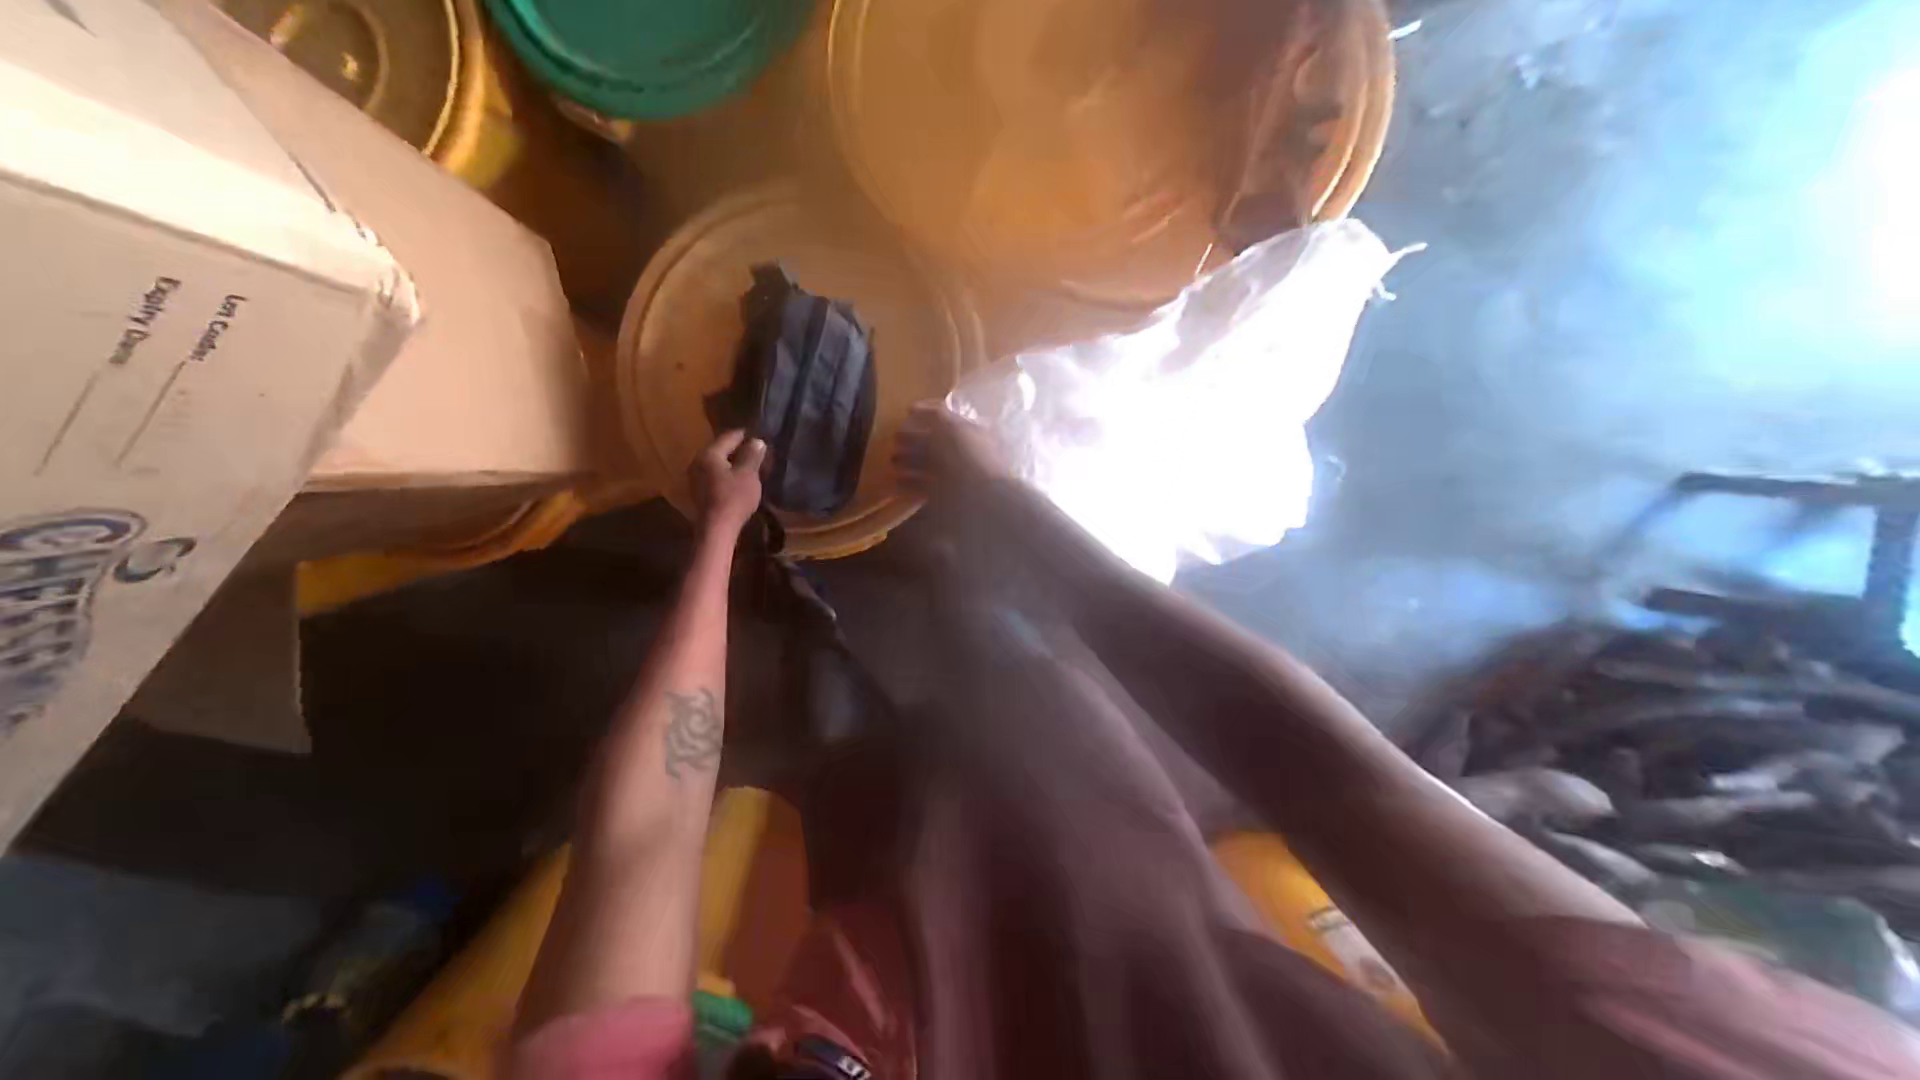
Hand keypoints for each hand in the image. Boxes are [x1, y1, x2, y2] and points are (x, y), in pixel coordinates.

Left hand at [690, 429, 765, 541]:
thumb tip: (756, 441)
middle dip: (739, 450)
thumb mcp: (748, 474)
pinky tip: (739, 481)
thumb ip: (752, 455)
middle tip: (757, 451)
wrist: (717, 528)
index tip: (759, 434)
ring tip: (751, 466)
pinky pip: (715, 476)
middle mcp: (698, 462)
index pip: (729, 437)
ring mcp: (696, 478)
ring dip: (734, 464)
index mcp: (709, 454)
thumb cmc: (733, 497)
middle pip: (721, 450)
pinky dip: (728, 475)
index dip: (745, 435)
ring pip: (718, 464)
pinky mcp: (699, 493)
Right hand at [892, 402, 1007, 502]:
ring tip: (891, 461)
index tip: (905, 414)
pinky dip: (909, 485)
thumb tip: (914, 409)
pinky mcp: (947, 499)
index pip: (949, 419)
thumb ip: (933, 414)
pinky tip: (894, 483)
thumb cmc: (967, 458)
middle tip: (894, 440)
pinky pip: (925, 489)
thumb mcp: (951, 427)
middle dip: (914, 440)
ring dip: (909, 462)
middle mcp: (968, 455)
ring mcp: (957, 478)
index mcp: (975, 434)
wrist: (979, 501)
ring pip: (930, 466)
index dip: (927, 415)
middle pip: (937, 444)